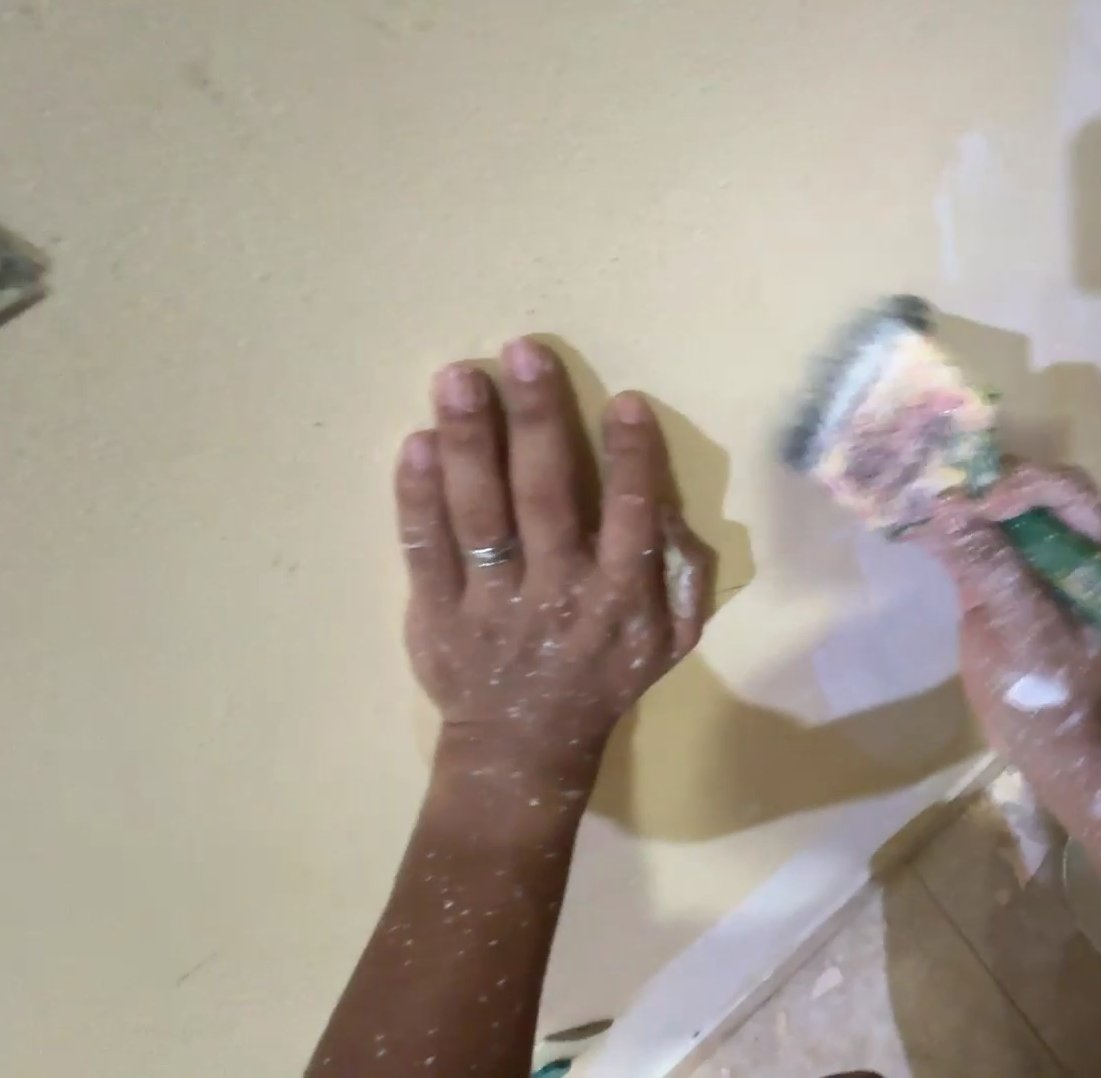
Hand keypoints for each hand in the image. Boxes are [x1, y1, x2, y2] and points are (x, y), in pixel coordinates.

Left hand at [394, 339, 714, 785]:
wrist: (525, 746)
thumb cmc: (608, 681)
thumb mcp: (674, 642)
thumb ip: (685, 580)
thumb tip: (673, 516)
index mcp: (620, 598)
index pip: (630, 516)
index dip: (630, 457)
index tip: (624, 401)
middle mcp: (557, 592)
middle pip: (545, 497)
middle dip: (537, 422)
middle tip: (523, 354)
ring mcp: (490, 601)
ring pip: (478, 513)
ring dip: (468, 441)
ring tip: (458, 377)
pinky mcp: (434, 610)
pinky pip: (424, 547)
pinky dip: (417, 496)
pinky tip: (415, 443)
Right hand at [913, 465, 1100, 744]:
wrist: (1041, 739)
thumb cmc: (1053, 690)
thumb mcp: (1027, 631)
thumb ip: (994, 569)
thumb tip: (950, 507)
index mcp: (1094, 551)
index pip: (1065, 491)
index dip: (1024, 485)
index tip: (980, 501)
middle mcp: (1060, 544)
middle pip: (1022, 491)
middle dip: (980, 484)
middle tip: (937, 488)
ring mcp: (1023, 559)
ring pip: (988, 512)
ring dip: (952, 502)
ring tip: (912, 495)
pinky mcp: (990, 577)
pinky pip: (965, 543)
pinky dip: (938, 533)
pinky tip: (906, 527)